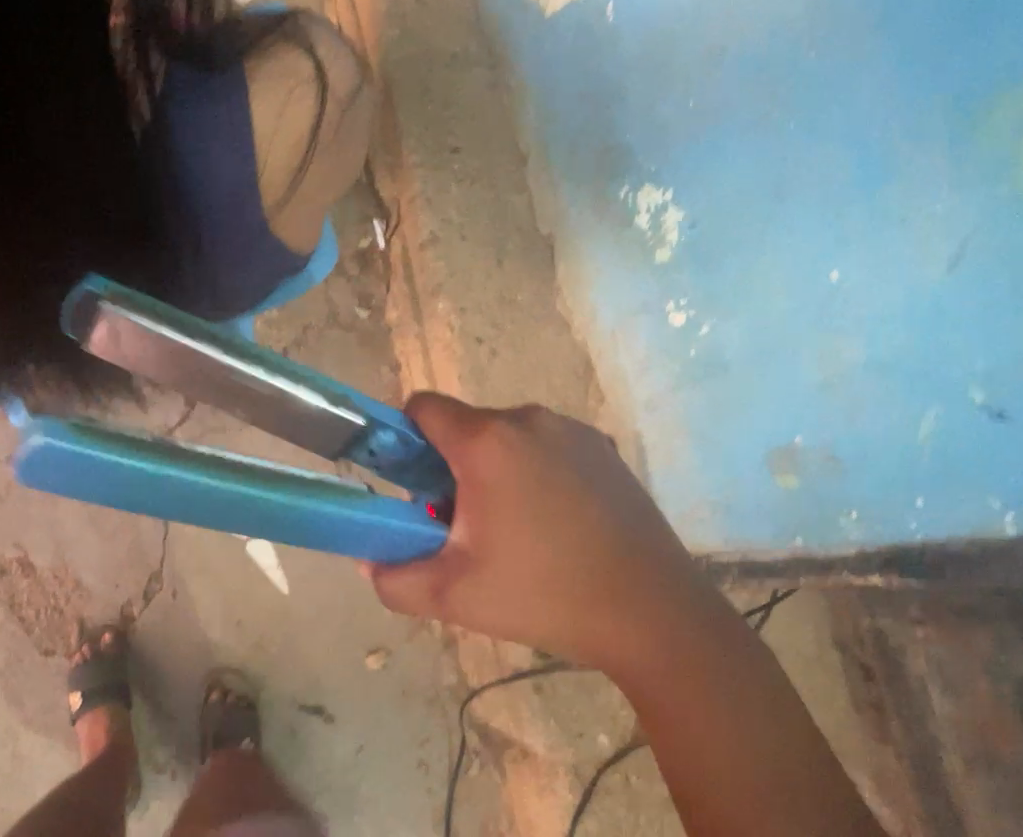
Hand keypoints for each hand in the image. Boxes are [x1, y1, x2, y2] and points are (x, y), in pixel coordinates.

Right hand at [365, 394, 721, 672]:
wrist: (655, 616)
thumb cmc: (544, 595)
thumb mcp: (453, 596)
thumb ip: (393, 578)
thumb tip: (367, 561)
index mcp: (486, 441)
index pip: (422, 407)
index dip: (404, 439)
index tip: (410, 486)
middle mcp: (528, 420)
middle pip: (464, 427)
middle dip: (450, 467)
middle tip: (461, 526)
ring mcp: (574, 431)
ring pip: (507, 437)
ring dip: (494, 470)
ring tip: (514, 531)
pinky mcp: (606, 450)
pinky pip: (547, 448)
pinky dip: (535, 473)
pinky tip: (557, 527)